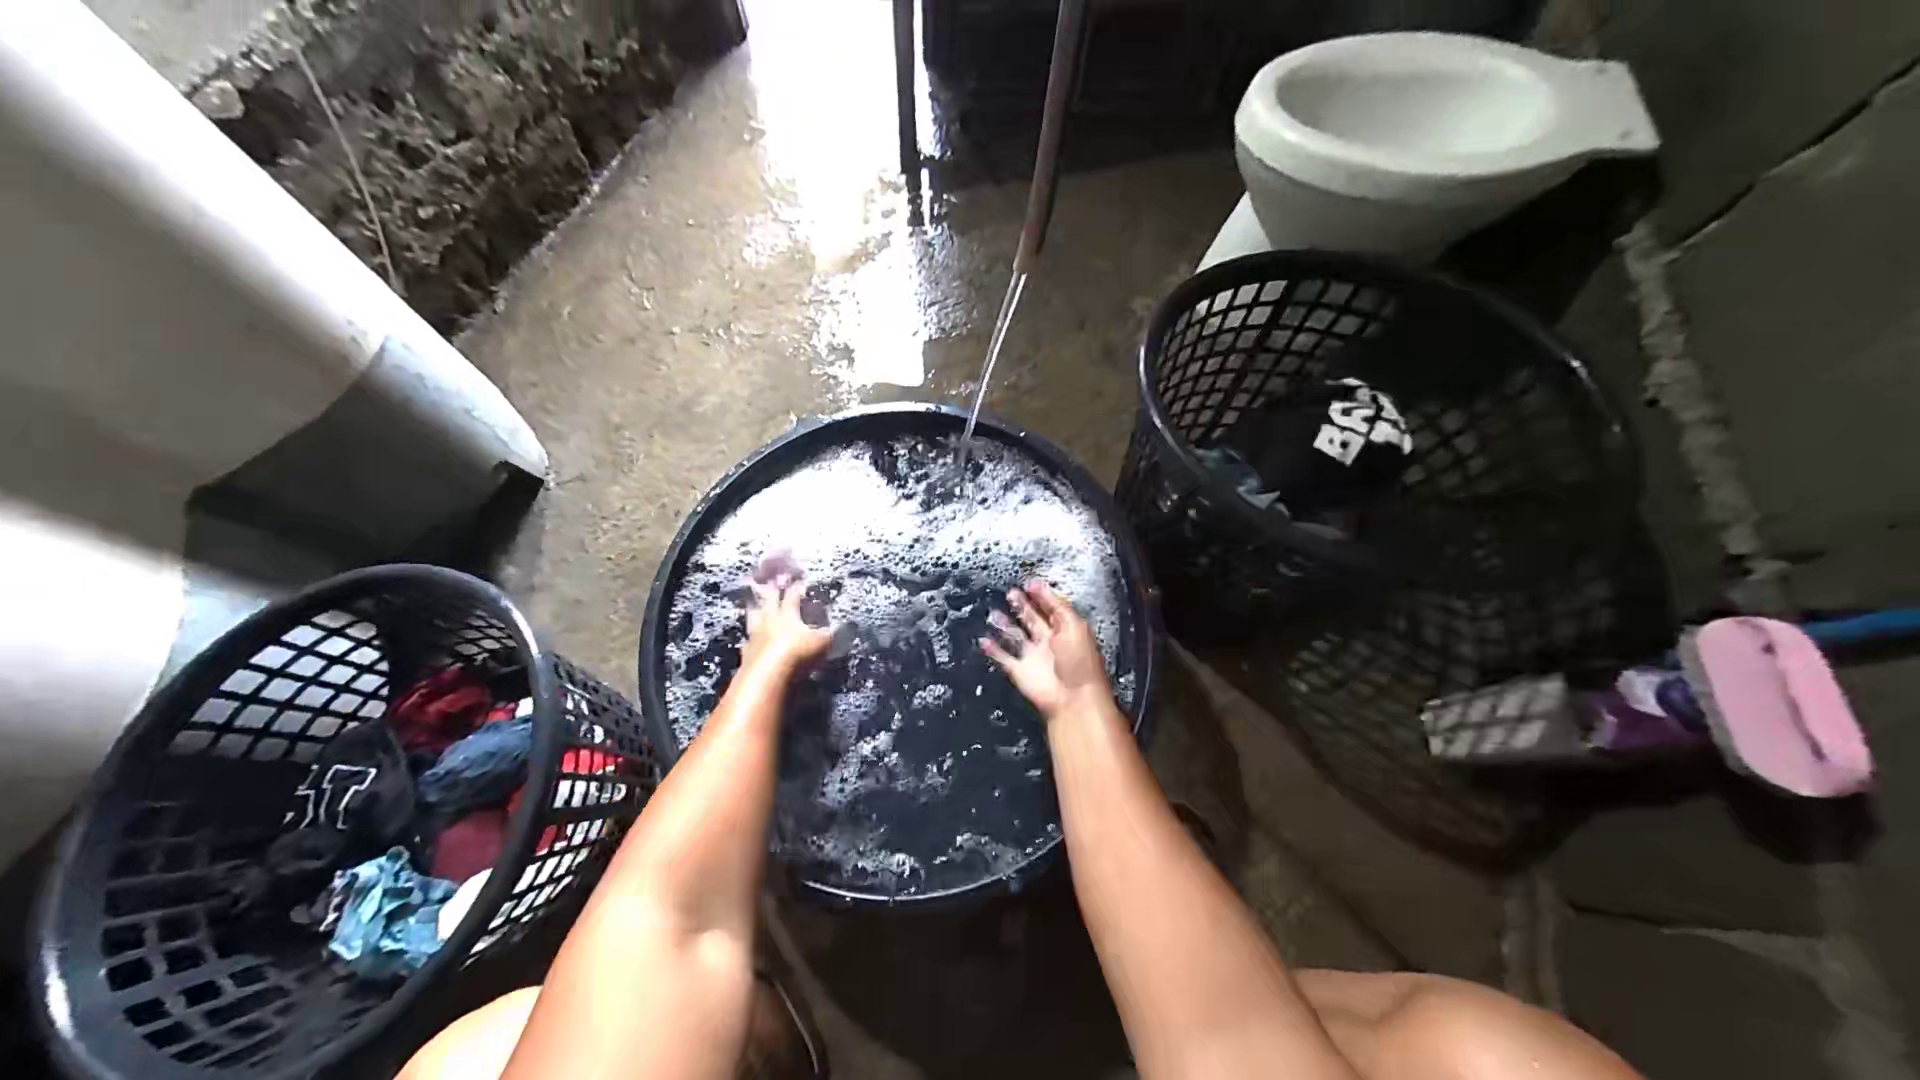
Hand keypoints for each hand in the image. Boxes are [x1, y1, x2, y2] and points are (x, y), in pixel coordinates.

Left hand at [740, 563, 832, 676]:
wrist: (767, 674)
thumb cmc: (797, 653)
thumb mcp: (821, 643)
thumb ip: (831, 634)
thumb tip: (844, 627)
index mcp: (787, 613)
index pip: (793, 596)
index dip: (797, 588)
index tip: (800, 582)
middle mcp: (769, 619)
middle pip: (769, 600)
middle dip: (772, 590)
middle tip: (771, 581)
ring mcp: (755, 634)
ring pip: (754, 616)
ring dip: (755, 609)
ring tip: (755, 604)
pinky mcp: (746, 650)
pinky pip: (748, 639)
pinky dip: (750, 636)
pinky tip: (749, 637)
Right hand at [981, 580, 1111, 720]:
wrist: (1074, 698)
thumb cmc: (1080, 664)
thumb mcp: (1074, 625)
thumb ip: (1057, 605)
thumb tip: (1041, 586)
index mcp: (1065, 630)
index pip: (1051, 608)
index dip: (1041, 595)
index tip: (1029, 584)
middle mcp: (1048, 642)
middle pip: (1031, 619)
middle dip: (1022, 605)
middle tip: (1011, 593)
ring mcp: (1033, 657)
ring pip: (1015, 636)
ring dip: (1004, 624)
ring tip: (993, 613)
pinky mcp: (1020, 671)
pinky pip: (1003, 657)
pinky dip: (993, 649)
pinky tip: (985, 639)